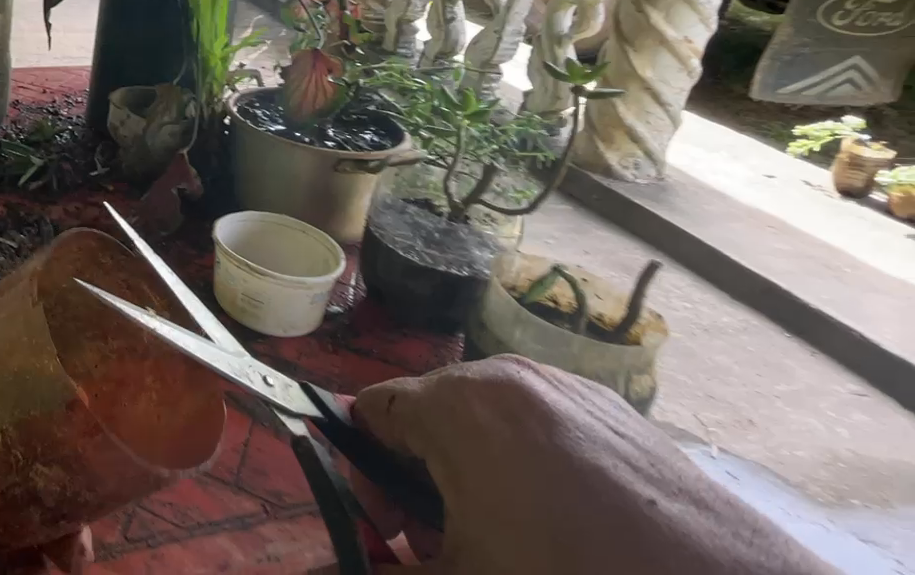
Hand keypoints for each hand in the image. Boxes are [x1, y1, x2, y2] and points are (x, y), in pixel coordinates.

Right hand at [352, 356, 834, 574]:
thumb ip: (379, 570)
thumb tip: (310, 574)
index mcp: (452, 402)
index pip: (367, 412)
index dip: (367, 471)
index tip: (395, 527)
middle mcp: (500, 374)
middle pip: (426, 414)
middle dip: (424, 477)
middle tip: (456, 543)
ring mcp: (565, 385)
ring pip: (485, 418)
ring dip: (477, 470)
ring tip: (518, 536)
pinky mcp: (619, 410)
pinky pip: (542, 423)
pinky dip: (533, 463)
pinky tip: (574, 523)